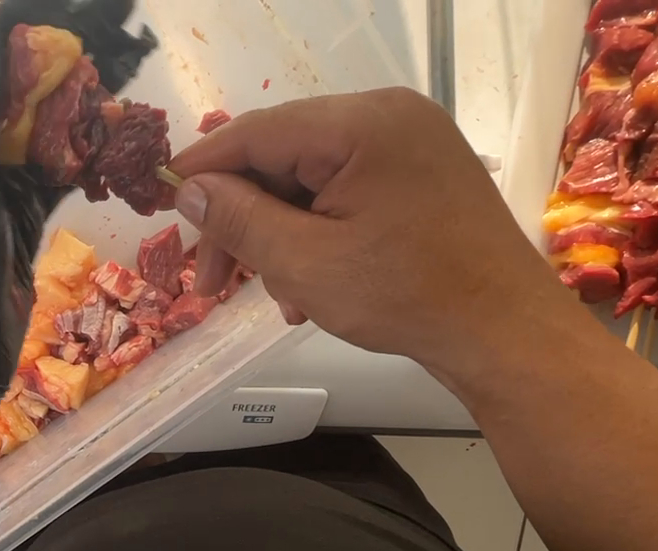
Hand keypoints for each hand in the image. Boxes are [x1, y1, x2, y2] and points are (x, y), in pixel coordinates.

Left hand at [0, 0, 153, 402]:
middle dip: (59, 57)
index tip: (70, 10)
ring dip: (78, 100)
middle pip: (9, 88)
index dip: (16, 29)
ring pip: (37, 127)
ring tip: (126, 64)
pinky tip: (112, 128)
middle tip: (115, 30)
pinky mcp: (17, 217)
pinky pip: (52, 171)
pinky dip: (81, 151)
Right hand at [168, 88, 586, 374]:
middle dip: (238, 220)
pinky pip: (339, 194)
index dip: (201, 167)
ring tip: (268, 296)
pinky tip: (303, 287)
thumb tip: (189, 190)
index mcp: (360, 125)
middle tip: (209, 284)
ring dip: (272, 238)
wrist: (497, 326)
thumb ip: (239, 219)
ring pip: (306, 181)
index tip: (159, 202)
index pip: (255, 132)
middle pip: (279, 157)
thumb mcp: (302, 262)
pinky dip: (309, 236)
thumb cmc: (401, 295)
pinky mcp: (414, 174)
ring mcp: (405, 143)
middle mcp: (385, 116)